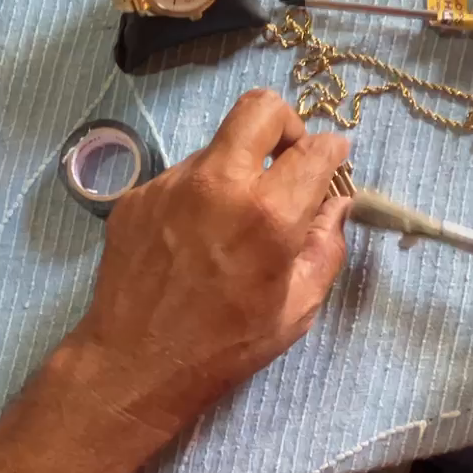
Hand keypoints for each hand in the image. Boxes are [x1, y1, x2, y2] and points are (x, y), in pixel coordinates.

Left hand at [62, 89, 350, 437]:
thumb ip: (326, 246)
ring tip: (229, 222)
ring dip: (236, 169)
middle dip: (285, 125)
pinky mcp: (137, 195)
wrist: (136, 364)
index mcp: (267, 214)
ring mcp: (170, 184)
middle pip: (260, 108)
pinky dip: (199, 195)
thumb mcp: (295, 308)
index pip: (314, 149)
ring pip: (217, 146)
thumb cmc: (225, 346)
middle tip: (285, 163)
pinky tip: (192, 238)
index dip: (332, 150)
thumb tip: (336, 201)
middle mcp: (218, 183)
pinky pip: (181, 177)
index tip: (333, 159)